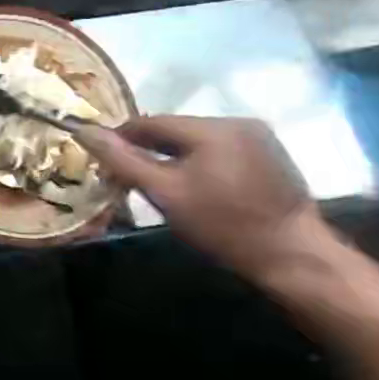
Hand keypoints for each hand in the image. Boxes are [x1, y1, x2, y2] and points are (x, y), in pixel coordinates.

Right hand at [78, 116, 335, 283]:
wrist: (293, 257)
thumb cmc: (222, 225)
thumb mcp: (164, 193)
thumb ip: (122, 160)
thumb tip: (84, 131)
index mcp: (213, 127)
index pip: (150, 122)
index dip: (121, 139)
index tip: (104, 164)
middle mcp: (238, 122)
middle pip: (174, 130)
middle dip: (147, 151)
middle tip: (128, 180)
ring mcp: (259, 138)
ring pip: (196, 141)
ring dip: (172, 158)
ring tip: (160, 187)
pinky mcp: (271, 157)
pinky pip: (219, 151)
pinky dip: (199, 163)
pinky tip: (195, 188)